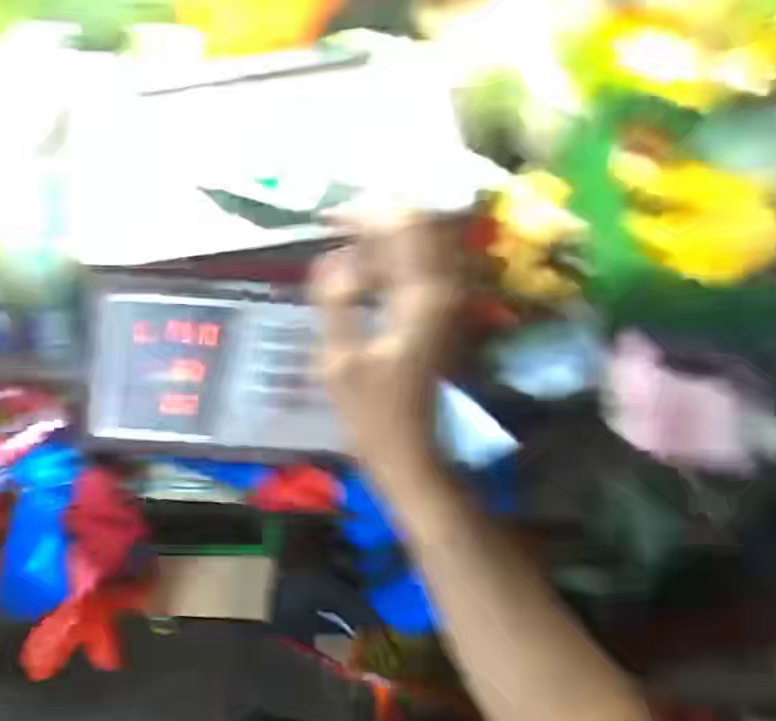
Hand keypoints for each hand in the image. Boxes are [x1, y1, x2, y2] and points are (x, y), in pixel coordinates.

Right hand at [310, 214, 473, 481]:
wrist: (408, 452)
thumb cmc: (370, 416)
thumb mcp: (339, 362)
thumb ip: (336, 303)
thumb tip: (333, 259)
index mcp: (420, 298)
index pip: (402, 225)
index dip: (364, 212)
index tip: (327, 218)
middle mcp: (445, 291)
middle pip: (422, 224)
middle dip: (380, 216)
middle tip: (337, 225)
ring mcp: (448, 304)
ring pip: (426, 244)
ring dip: (388, 237)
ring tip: (346, 247)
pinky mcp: (442, 317)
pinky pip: (424, 269)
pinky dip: (396, 261)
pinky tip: (365, 276)